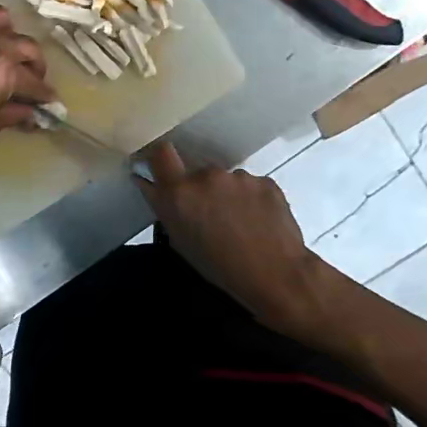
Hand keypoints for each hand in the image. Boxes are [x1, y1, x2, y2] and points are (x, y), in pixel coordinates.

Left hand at [0, 5, 56, 193]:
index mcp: (4, 68)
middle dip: (33, 63)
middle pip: (24, 44)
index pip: (35, 81)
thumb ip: (14, 112)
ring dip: (5, 34)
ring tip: (1, 51)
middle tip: (30, 79)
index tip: (49, 102)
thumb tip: (30, 111)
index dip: (44, 94)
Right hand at [133, 142, 334, 334]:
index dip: (161, 159)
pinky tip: (260, 224)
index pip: (160, 153)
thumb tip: (150, 184)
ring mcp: (240, 177)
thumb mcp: (182, 243)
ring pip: (227, 182)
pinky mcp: (266, 181)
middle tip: (213, 218)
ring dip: (229, 197)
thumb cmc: (221, 268)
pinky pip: (252, 187)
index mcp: (181, 192)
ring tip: (241, 226)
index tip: (165, 171)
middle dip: (202, 191)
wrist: (276, 273)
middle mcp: (208, 176)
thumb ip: (166, 209)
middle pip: (198, 174)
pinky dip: (252, 201)